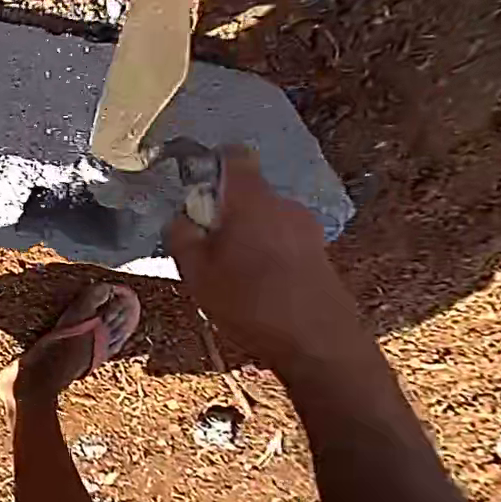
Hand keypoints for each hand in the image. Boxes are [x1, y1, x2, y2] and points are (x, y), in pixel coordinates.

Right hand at [165, 146, 366, 372]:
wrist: (319, 345)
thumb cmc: (249, 302)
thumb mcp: (196, 272)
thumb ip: (181, 236)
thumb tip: (181, 219)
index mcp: (251, 200)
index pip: (234, 156)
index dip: (210, 163)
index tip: (192, 187)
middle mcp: (284, 204)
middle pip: (246, 193)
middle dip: (222, 212)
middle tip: (203, 246)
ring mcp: (307, 228)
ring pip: (263, 219)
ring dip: (244, 235)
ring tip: (227, 273)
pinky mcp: (319, 253)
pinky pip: (281, 239)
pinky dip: (264, 252)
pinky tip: (254, 286)